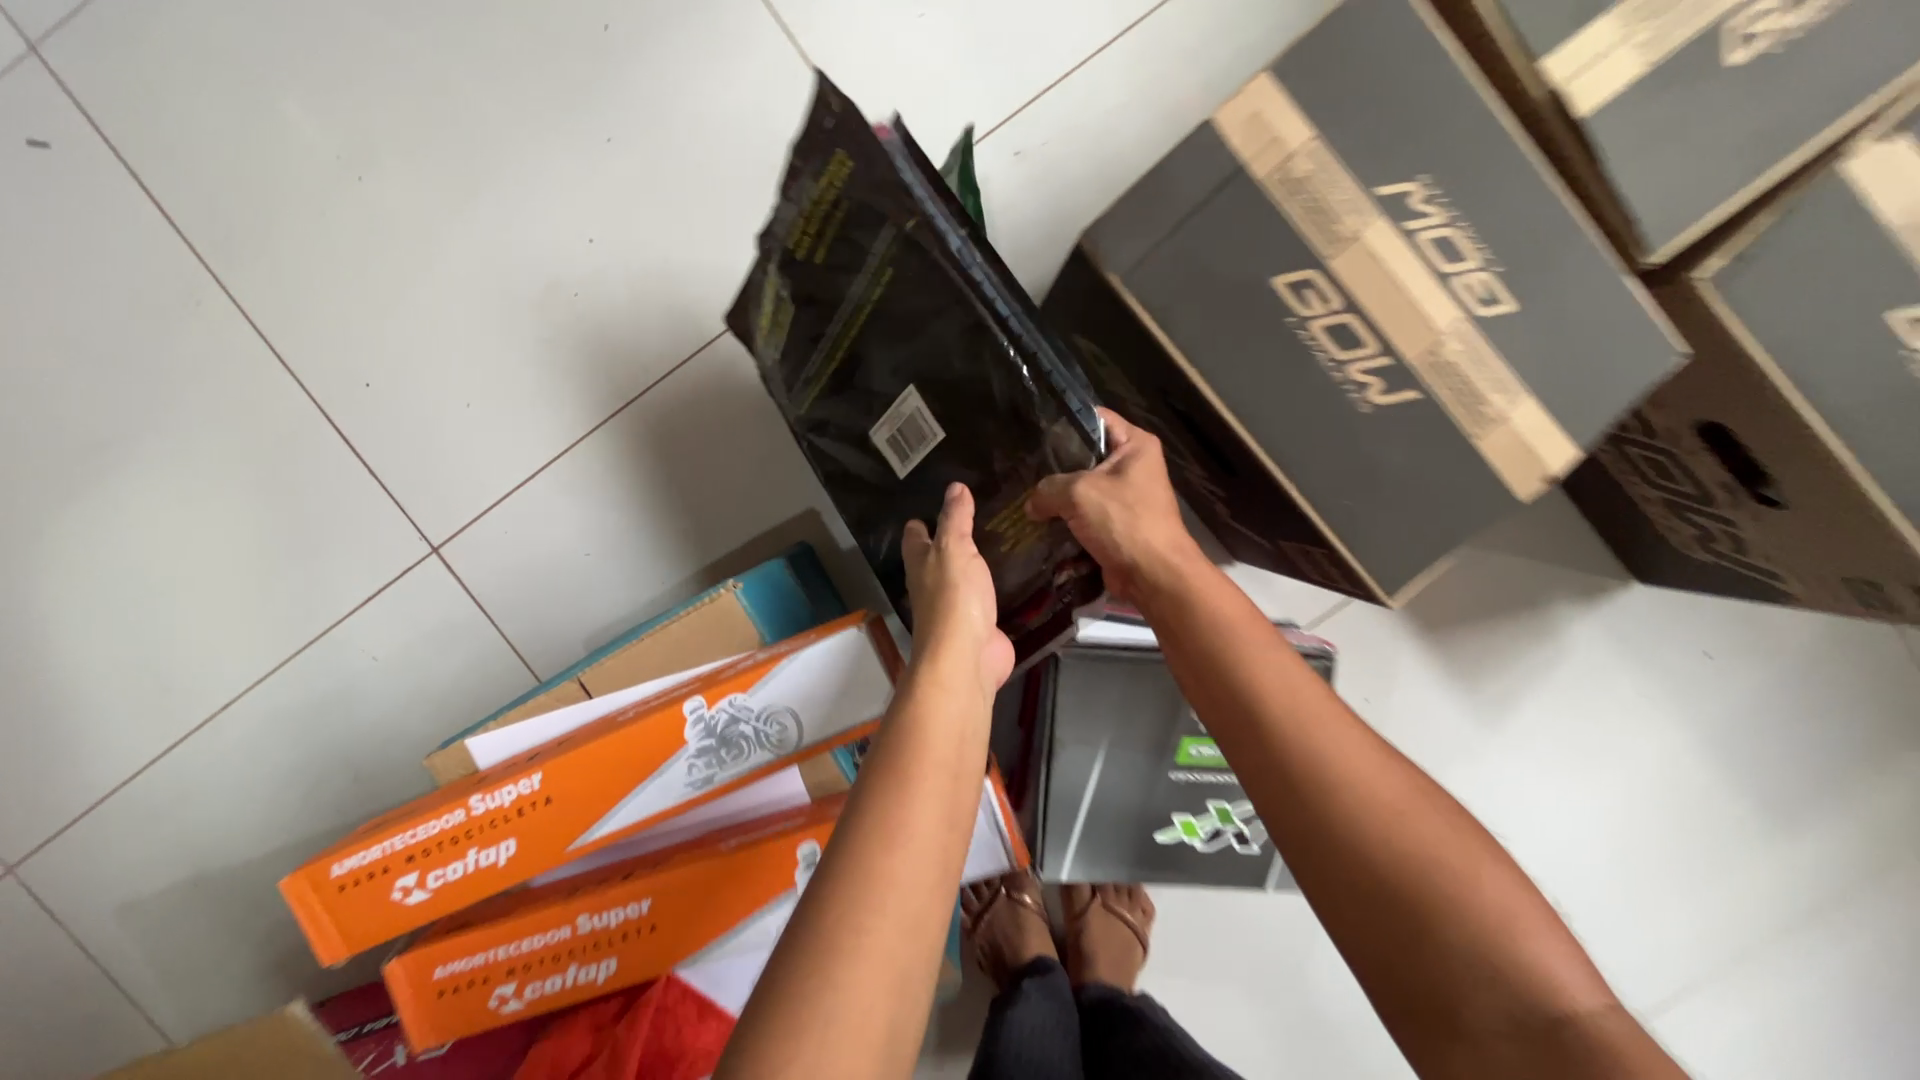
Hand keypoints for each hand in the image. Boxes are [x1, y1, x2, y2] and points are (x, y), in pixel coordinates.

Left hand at [903, 483, 1015, 697]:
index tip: (936, 503)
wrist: (967, 657)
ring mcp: (956, 607)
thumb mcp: (954, 548)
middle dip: (951, 541)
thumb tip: (955, 487)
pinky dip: (997, 589)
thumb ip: (956, 519)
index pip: (915, 536)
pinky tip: (1014, 578)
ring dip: (976, 565)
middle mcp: (932, 585)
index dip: (921, 521)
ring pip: (964, 579)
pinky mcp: (980, 625)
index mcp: (920, 564)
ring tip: (1002, 542)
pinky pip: (988, 600)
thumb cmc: (953, 597)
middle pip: (937, 558)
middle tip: (978, 518)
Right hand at [1026, 407, 1206, 602]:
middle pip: (1085, 456)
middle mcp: (1133, 467)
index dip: (1064, 422)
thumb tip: (1031, 504)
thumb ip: (1048, 489)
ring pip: (1082, 490)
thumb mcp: (1079, 493)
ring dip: (1058, 499)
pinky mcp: (1116, 526)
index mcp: (1136, 445)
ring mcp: (1125, 498)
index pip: (1095, 419)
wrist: (1153, 575)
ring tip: (1024, 496)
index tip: (1033, 429)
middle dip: (1055, 466)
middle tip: (1022, 467)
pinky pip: (1084, 516)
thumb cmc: (1123, 521)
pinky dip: (1065, 522)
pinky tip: (1037, 522)